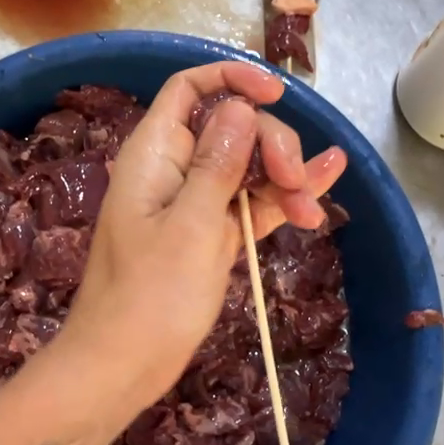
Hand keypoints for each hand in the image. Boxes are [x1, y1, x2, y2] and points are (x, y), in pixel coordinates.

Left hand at [64, 61, 345, 399]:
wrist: (122, 366)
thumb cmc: (148, 298)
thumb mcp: (190, 227)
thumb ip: (216, 164)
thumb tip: (240, 106)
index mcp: (154, 153)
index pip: (189, 88)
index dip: (231, 78)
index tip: (276, 94)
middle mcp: (174, 168)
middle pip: (232, 126)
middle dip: (271, 144)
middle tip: (293, 184)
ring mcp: (195, 202)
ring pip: (248, 165)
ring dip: (285, 178)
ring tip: (312, 211)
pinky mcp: (211, 233)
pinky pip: (251, 202)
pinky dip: (282, 199)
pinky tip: (321, 191)